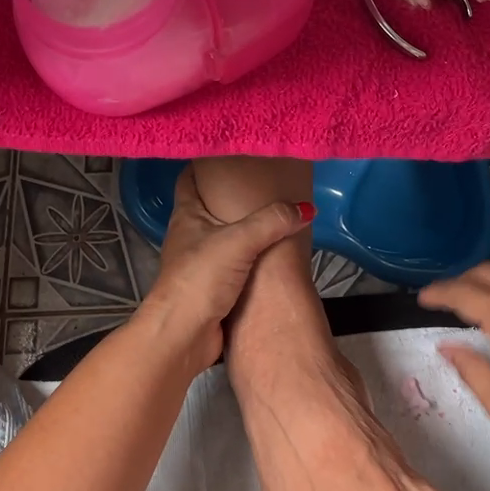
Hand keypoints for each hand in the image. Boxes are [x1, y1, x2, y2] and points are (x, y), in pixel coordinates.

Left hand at [137, 167, 312, 374]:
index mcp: (186, 215)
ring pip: (222, 238)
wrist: (183, 336)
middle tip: (262, 182)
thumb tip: (306, 208)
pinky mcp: (210, 289)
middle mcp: (188, 235)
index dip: (204, 164)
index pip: (189, 179)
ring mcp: (198, 264)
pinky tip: (270, 256)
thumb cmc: (201, 278)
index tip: (230, 153)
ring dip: (242, 231)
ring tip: (272, 216)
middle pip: (209, 208)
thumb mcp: (239, 241)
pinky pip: (233, 265)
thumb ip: (272, 221)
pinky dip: (248, 259)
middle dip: (230, 197)